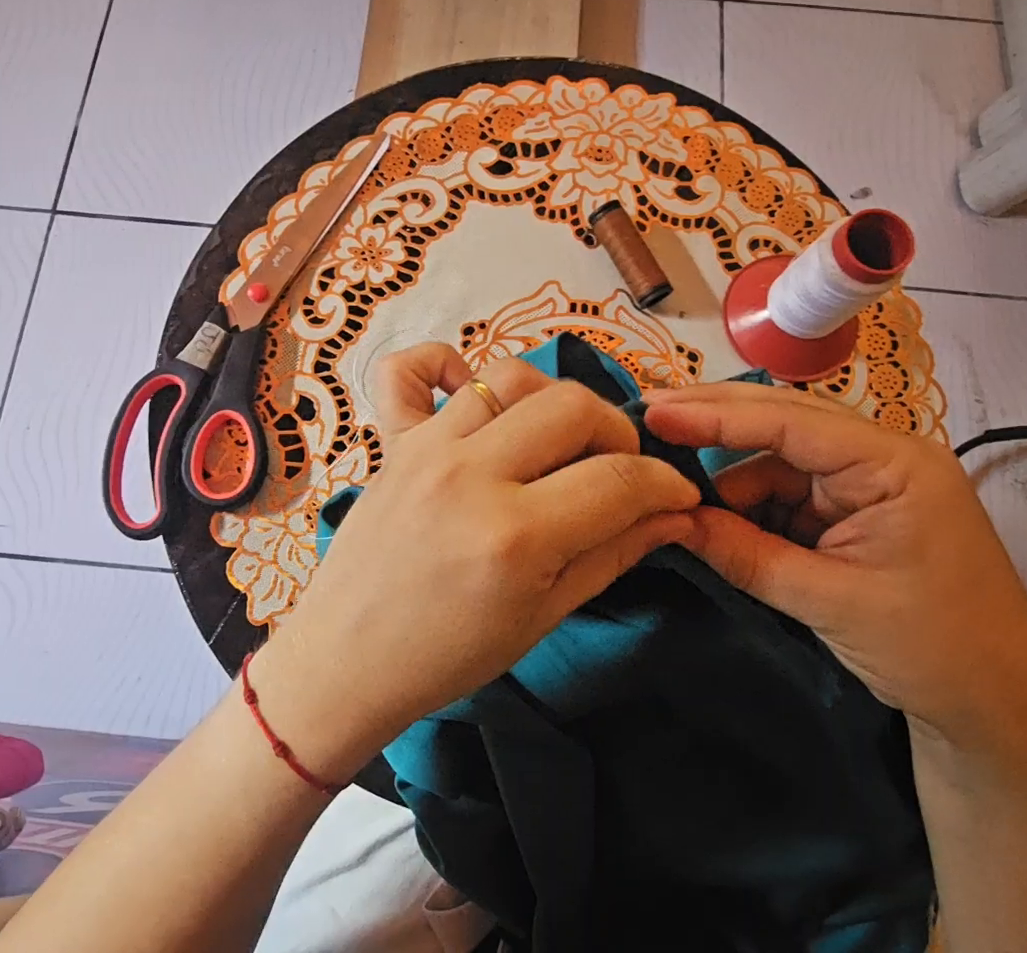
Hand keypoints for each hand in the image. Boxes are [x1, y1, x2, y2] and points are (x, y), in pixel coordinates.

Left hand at [249, 343, 700, 781]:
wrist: (349, 661)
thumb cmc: (449, 656)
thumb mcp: (544, 616)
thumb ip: (613, 554)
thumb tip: (676, 514)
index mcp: (517, 535)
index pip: (619, 478)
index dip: (665, 483)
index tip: (677, 495)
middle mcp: (471, 474)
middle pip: (574, 407)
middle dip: (618, 433)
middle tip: (619, 470)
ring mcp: (425, 449)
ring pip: (510, 378)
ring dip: (551, 401)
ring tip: (556, 442)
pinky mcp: (391, 443)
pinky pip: (408, 371)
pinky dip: (442, 364)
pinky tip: (466, 389)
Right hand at [644, 383, 1026, 746]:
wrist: (996, 710)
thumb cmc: (932, 650)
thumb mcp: (828, 601)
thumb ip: (744, 553)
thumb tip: (670, 519)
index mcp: (894, 464)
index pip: (790, 422)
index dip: (716, 415)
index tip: (654, 412)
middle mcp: (880, 460)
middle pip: (783, 425)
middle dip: (716, 425)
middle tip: (649, 419)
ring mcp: (867, 486)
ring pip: (778, 463)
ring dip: (728, 481)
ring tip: (673, 493)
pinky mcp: (855, 514)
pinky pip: (787, 497)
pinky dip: (748, 510)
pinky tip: (711, 520)